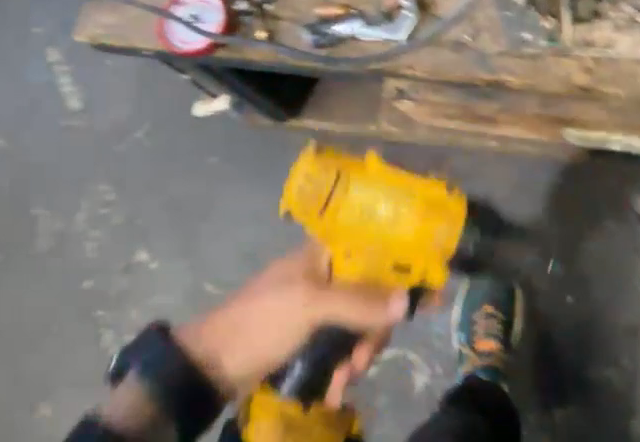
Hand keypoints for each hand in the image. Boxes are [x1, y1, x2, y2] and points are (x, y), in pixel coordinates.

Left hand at [174, 242, 410, 402]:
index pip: (379, 248)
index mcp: (327, 252)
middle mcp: (328, 274)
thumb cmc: (261, 321)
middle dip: (374, 331)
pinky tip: (333, 391)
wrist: (209, 367)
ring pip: (362, 325)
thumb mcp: (311, 307)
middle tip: (363, 358)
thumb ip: (360, 302)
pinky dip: (343, 368)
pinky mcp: (312, 337)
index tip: (429, 296)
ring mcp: (320, 308)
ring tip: (341, 382)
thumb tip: (408, 301)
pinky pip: (344, 347)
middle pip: (376, 294)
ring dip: (358, 356)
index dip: (406, 268)